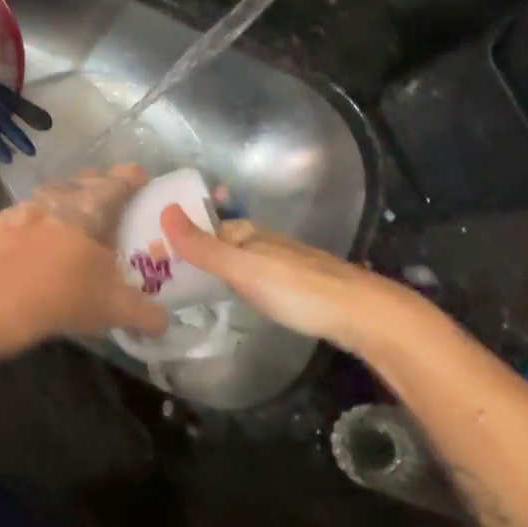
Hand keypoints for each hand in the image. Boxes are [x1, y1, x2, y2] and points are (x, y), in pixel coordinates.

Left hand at [0, 165, 168, 338]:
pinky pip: (17, 215)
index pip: (115, 183)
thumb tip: (164, 322)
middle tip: (110, 194)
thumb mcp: (118, 309)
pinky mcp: (0, 230)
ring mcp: (23, 213)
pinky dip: (29, 217)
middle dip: (98, 184)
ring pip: (48, 194)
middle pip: (81, 182)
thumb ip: (148, 314)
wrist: (7, 308)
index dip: (131, 178)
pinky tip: (32, 226)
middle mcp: (54, 202)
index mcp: (87, 210)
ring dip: (63, 197)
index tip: (141, 178)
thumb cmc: (68, 298)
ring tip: (72, 208)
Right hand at [158, 211, 428, 354]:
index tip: (162, 249)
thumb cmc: (298, 290)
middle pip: (230, 243)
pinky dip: (246, 284)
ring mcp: (290, 268)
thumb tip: (165, 210)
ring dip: (225, 268)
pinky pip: (264, 280)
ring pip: (248, 261)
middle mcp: (270, 246)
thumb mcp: (242, 269)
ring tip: (198, 286)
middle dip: (205, 250)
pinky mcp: (304, 291)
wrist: (365, 316)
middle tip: (173, 271)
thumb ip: (204, 246)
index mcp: (253, 237)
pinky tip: (243, 298)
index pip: (213, 228)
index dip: (189, 234)